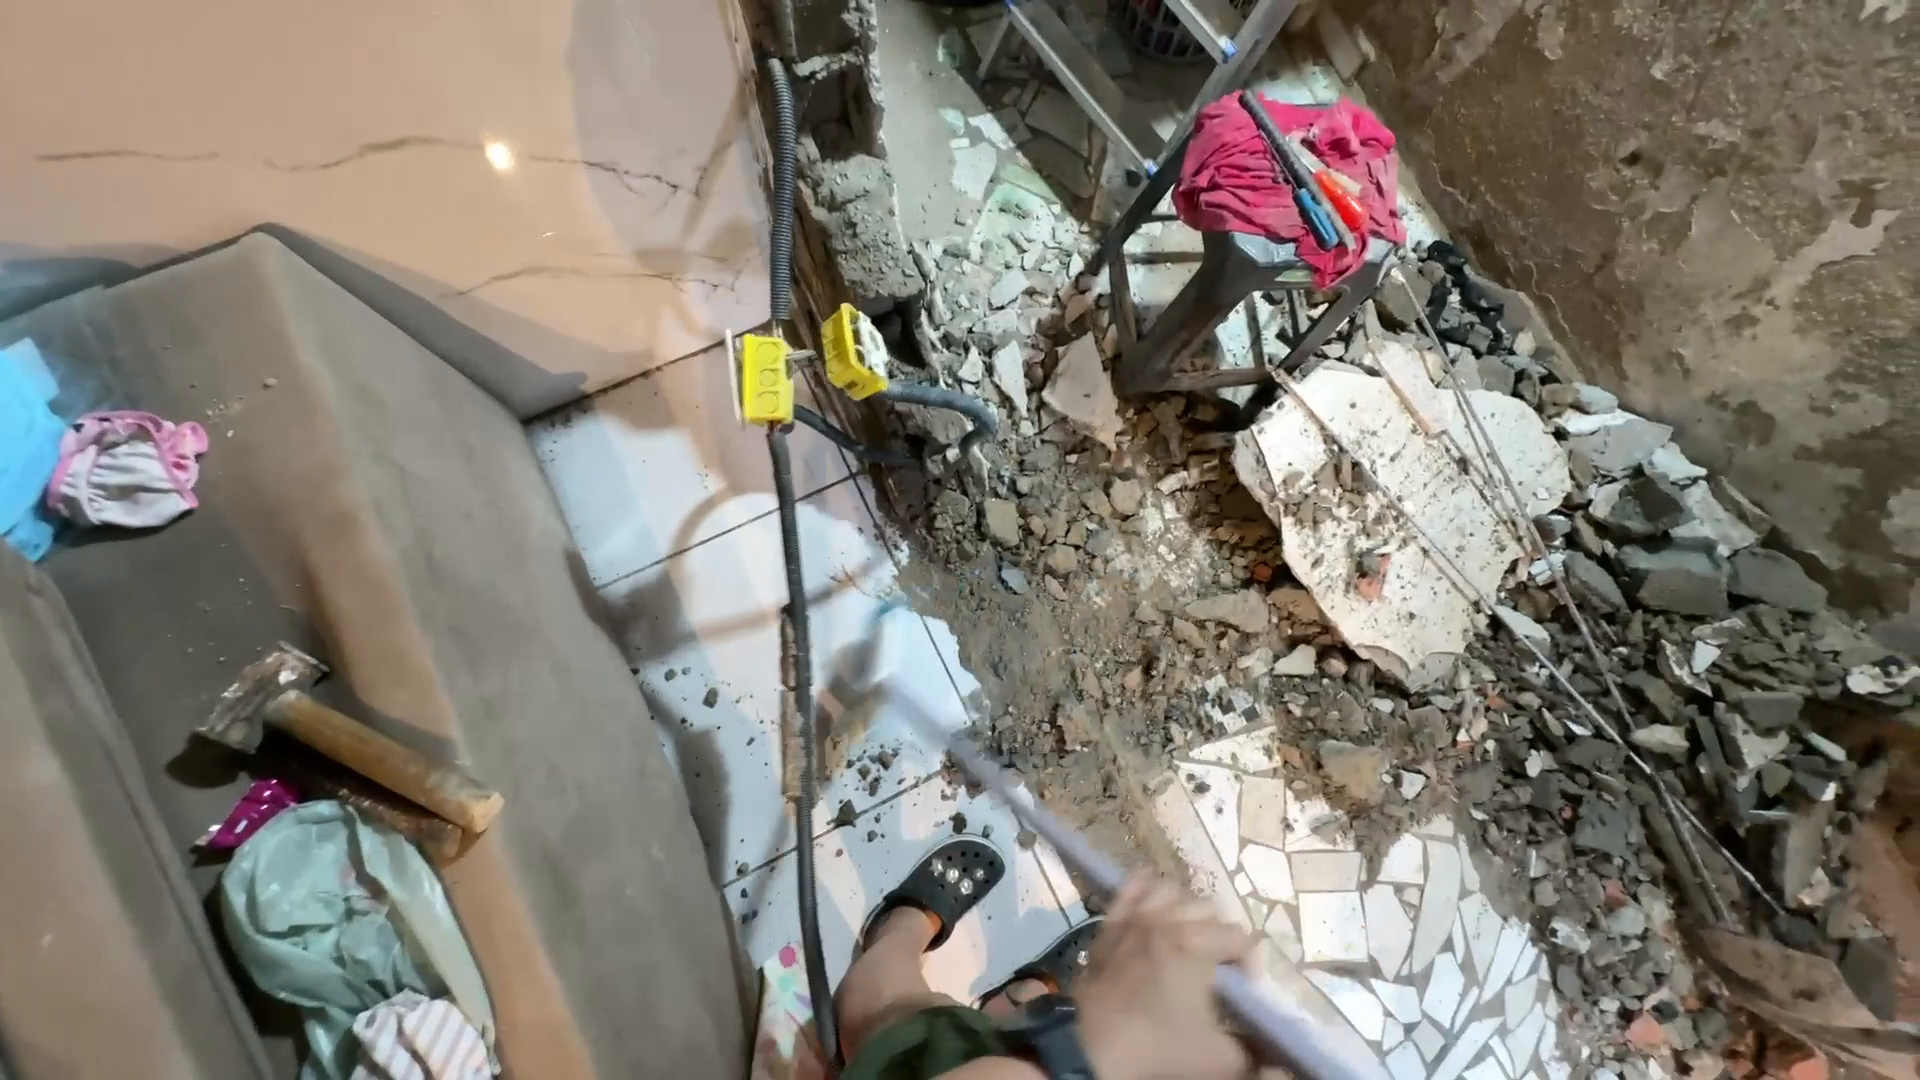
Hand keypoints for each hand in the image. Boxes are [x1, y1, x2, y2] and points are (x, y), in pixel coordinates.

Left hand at [1073, 873, 1259, 1079]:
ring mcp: (1136, 915)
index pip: (1241, 938)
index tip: (1245, 992)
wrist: (1095, 1045)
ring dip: (1187, 907)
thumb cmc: (1159, 1049)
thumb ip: (1252, 1050)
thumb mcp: (1219, 1059)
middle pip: (1209, 909)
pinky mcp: (1111, 920)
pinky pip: (1130, 885)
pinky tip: (1153, 889)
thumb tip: (1271, 1053)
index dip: (1251, 964)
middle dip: (1221, 934)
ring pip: (1172, 889)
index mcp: (1197, 945)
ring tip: (1189, 935)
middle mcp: (1168, 919)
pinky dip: (1145, 883)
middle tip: (1219, 967)